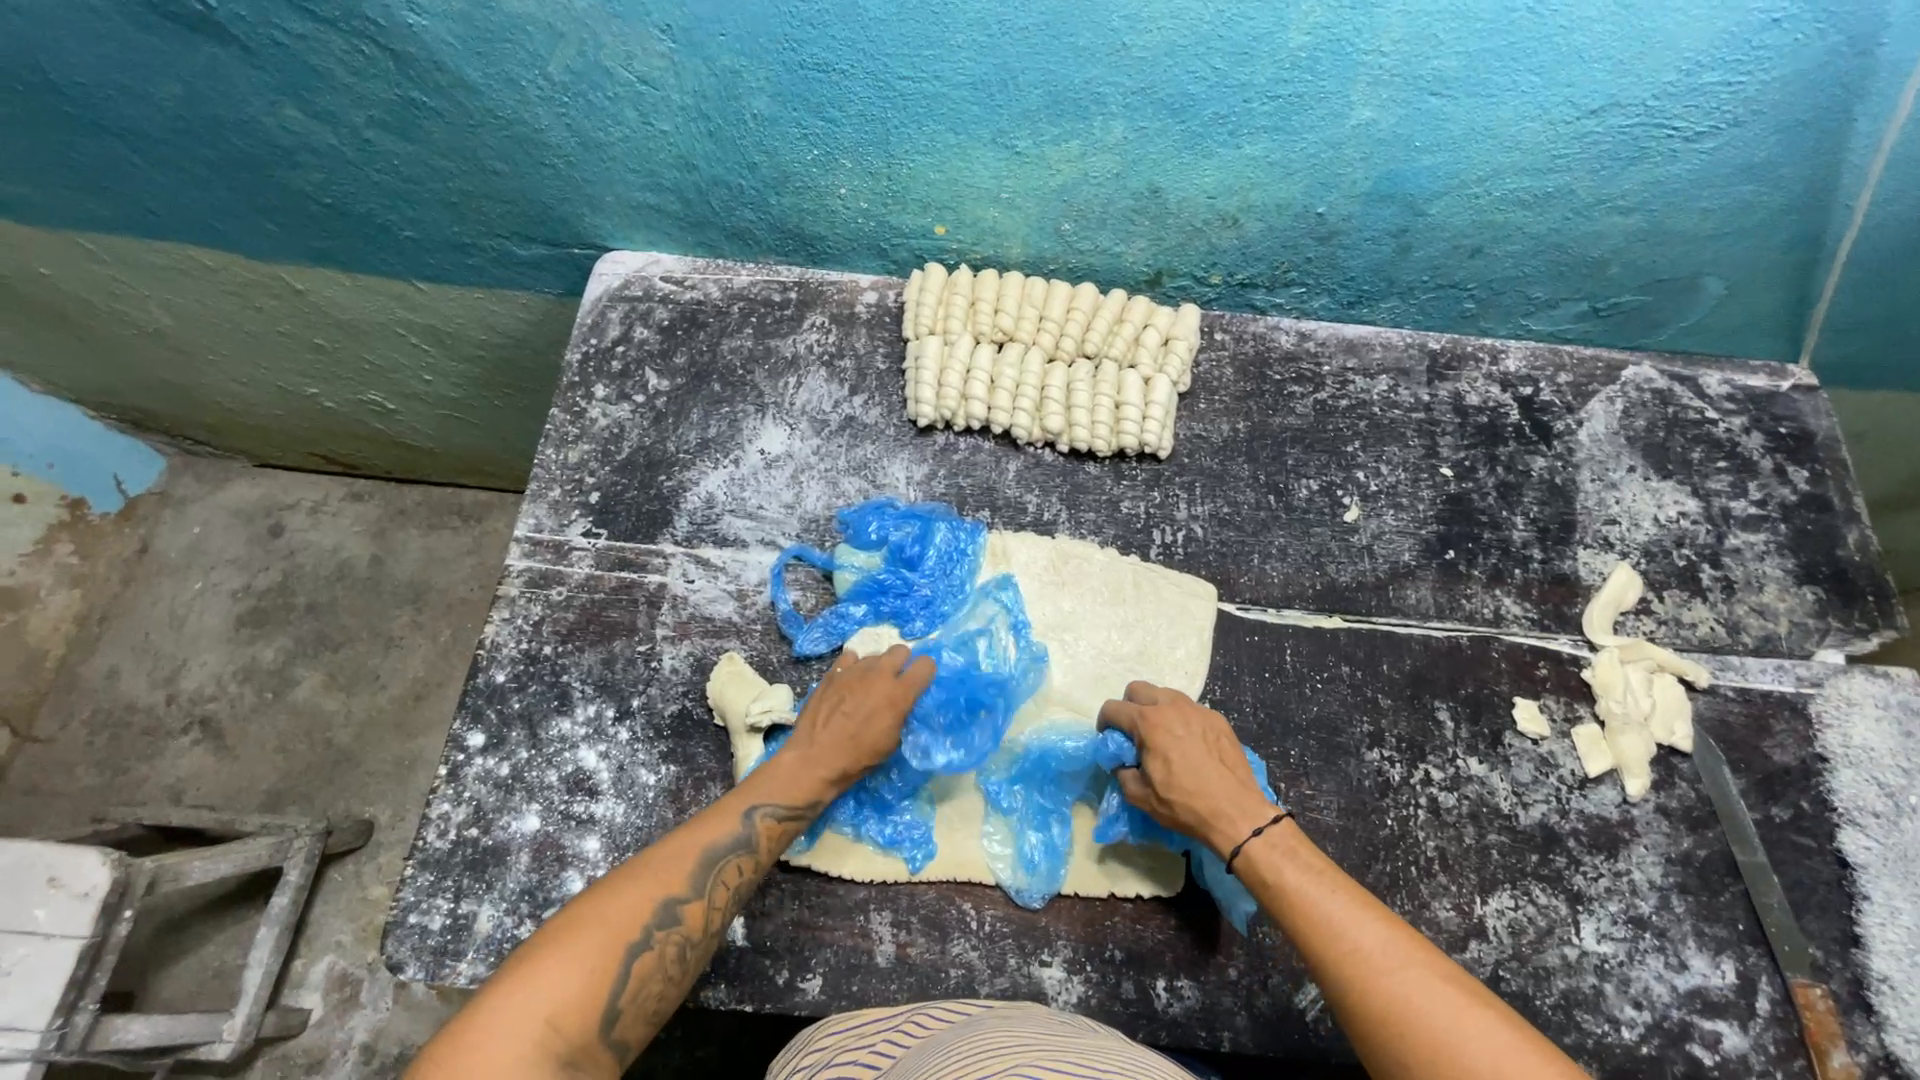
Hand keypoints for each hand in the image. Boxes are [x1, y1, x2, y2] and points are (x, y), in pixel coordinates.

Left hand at [776, 645, 934, 797]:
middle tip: (894, 682)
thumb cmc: (859, 757)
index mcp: (899, 693)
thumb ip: (902, 714)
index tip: (919, 683)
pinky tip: (848, 682)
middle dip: (901, 663)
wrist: (816, 757)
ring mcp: (855, 669)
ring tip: (867, 686)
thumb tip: (902, 704)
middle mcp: (880, 674)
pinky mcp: (833, 671)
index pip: (926, 664)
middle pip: (901, 650)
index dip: (924, 672)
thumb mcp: (893, 741)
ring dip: (876, 668)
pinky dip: (853, 667)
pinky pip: (850, 658)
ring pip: (875, 655)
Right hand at [1098, 681, 1280, 857]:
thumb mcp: (1139, 795)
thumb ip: (1121, 771)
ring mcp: (1198, 710)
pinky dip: (1182, 719)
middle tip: (1133, 732)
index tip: (1109, 739)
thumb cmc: (1184, 804)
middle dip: (1129, 706)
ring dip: (1156, 708)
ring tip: (1162, 735)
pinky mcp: (1218, 718)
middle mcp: (1171, 707)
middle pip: (1138, 689)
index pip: (1113, 708)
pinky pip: (1191, 709)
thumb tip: (1122, 761)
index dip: (1104, 723)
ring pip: (1166, 694)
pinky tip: (1189, 744)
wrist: (1236, 812)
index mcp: (1148, 722)